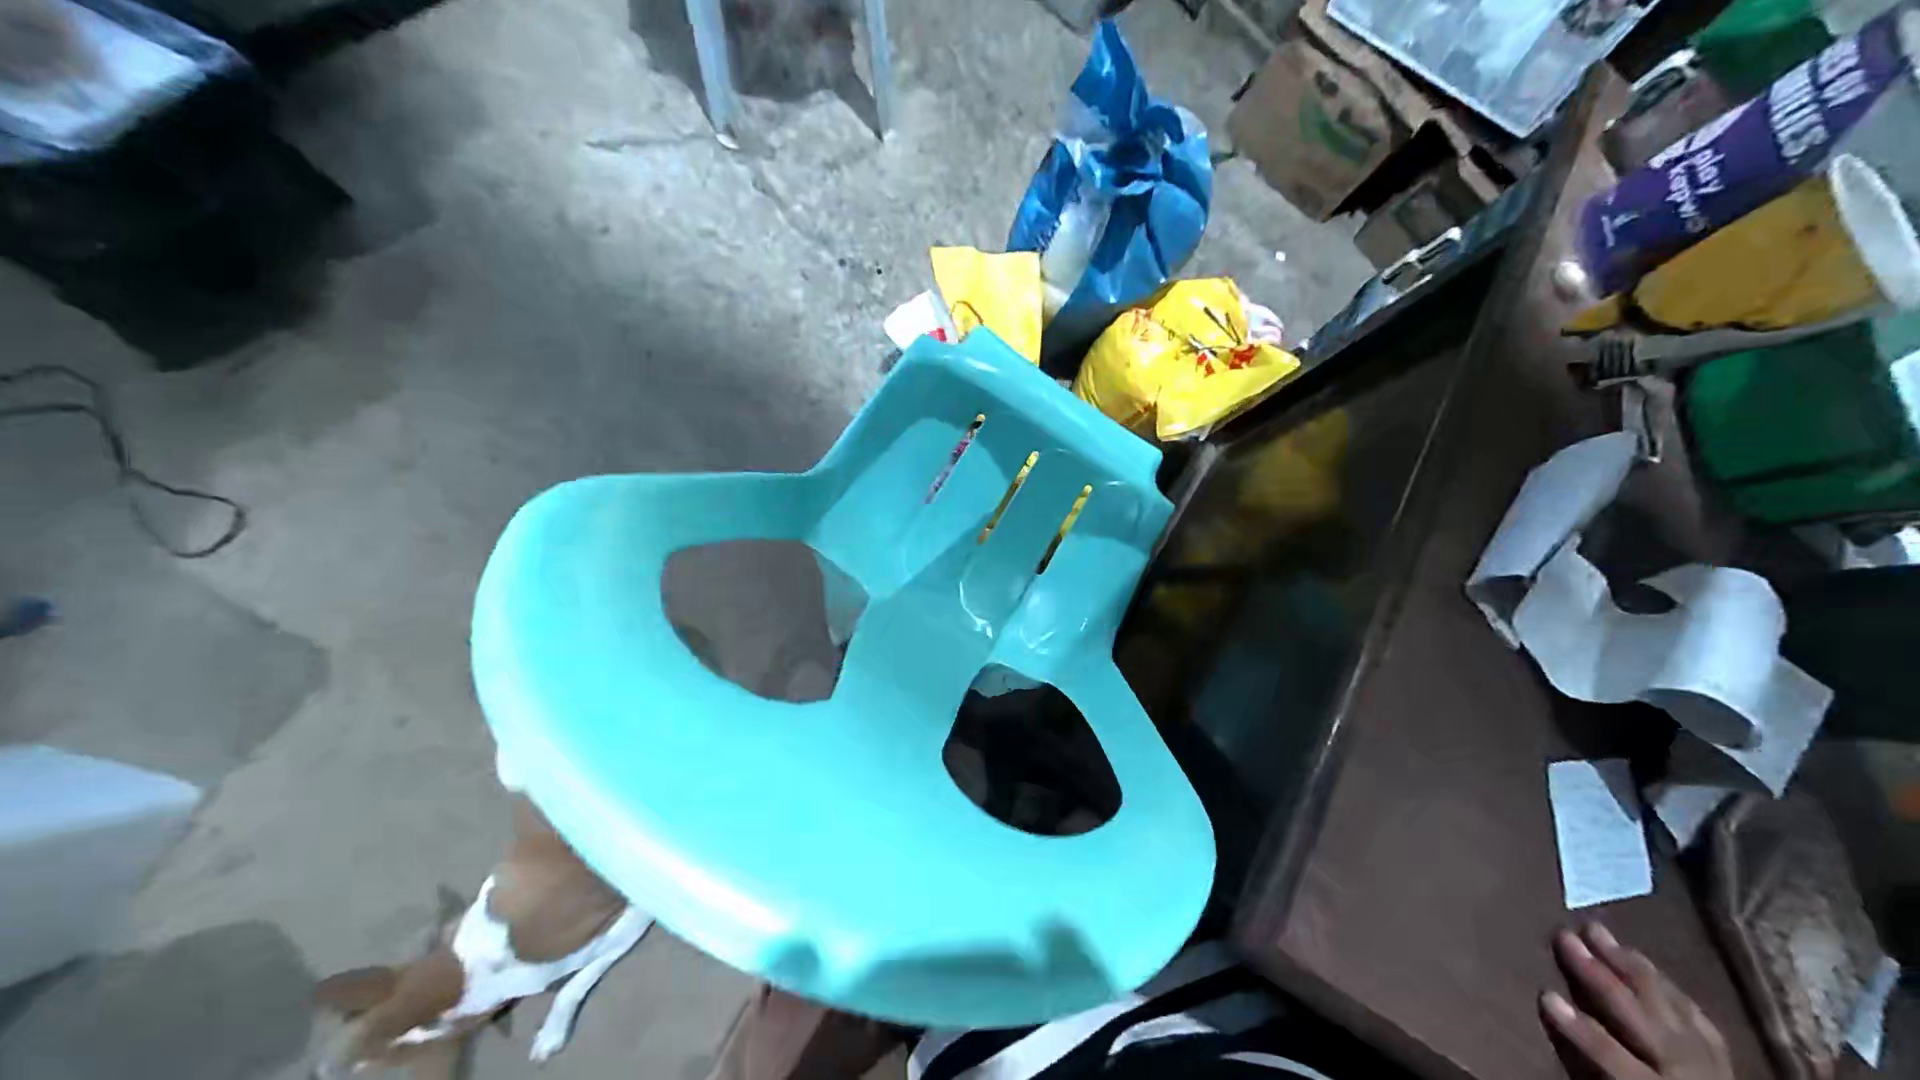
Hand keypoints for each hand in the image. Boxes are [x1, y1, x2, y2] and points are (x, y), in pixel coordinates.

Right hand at [1541, 923, 1733, 1079]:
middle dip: (1599, 976)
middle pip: (1641, 1020)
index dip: (1580, 1029)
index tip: (1544, 994)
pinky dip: (1668, 988)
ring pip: (1670, 1008)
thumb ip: (1594, 1070)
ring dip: (1630, 967)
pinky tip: (1647, 967)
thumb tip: (1558, 1018)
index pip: (1614, 1059)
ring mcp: (1712, 1063)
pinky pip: (1697, 1018)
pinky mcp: (1726, 1058)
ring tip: (1598, 932)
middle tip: (1564, 935)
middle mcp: (1689, 1073)